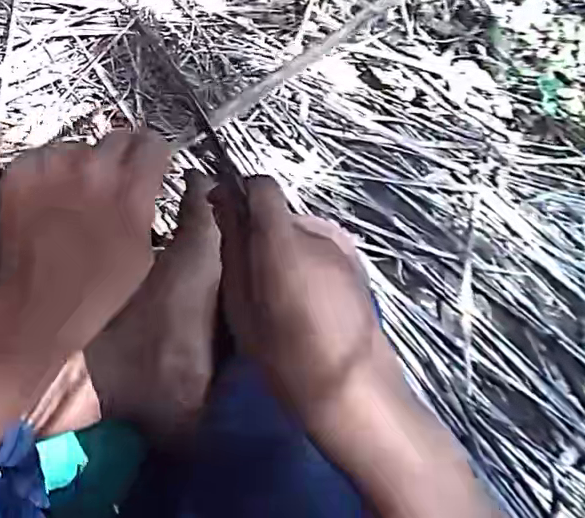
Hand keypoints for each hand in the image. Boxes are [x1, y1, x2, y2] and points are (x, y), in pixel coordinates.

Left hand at [0, 131, 170, 363]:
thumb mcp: (139, 253)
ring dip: (78, 166)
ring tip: (69, 200)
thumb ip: (143, 205)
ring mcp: (54, 165)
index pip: (152, 144)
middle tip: (108, 180)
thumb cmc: (89, 293)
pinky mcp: (22, 169)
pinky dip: (47, 174)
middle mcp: (93, 168)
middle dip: (118, 156)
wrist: (27, 307)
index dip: (151, 153)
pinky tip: (43, 202)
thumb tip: (143, 180)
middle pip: (116, 137)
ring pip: (76, 148)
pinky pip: (43, 159)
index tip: (146, 160)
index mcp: (129, 191)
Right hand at [211, 176, 394, 419]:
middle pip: (277, 212)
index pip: (260, 185)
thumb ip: (231, 246)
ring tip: (277, 292)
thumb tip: (223, 203)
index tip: (226, 214)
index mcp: (283, 237)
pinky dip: (306, 262)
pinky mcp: (360, 270)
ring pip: (299, 233)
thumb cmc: (287, 355)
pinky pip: (320, 250)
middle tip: (247, 269)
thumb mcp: (241, 303)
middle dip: (259, 230)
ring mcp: (344, 251)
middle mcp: (316, 234)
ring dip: (283, 248)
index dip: (240, 192)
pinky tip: (304, 301)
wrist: (359, 399)